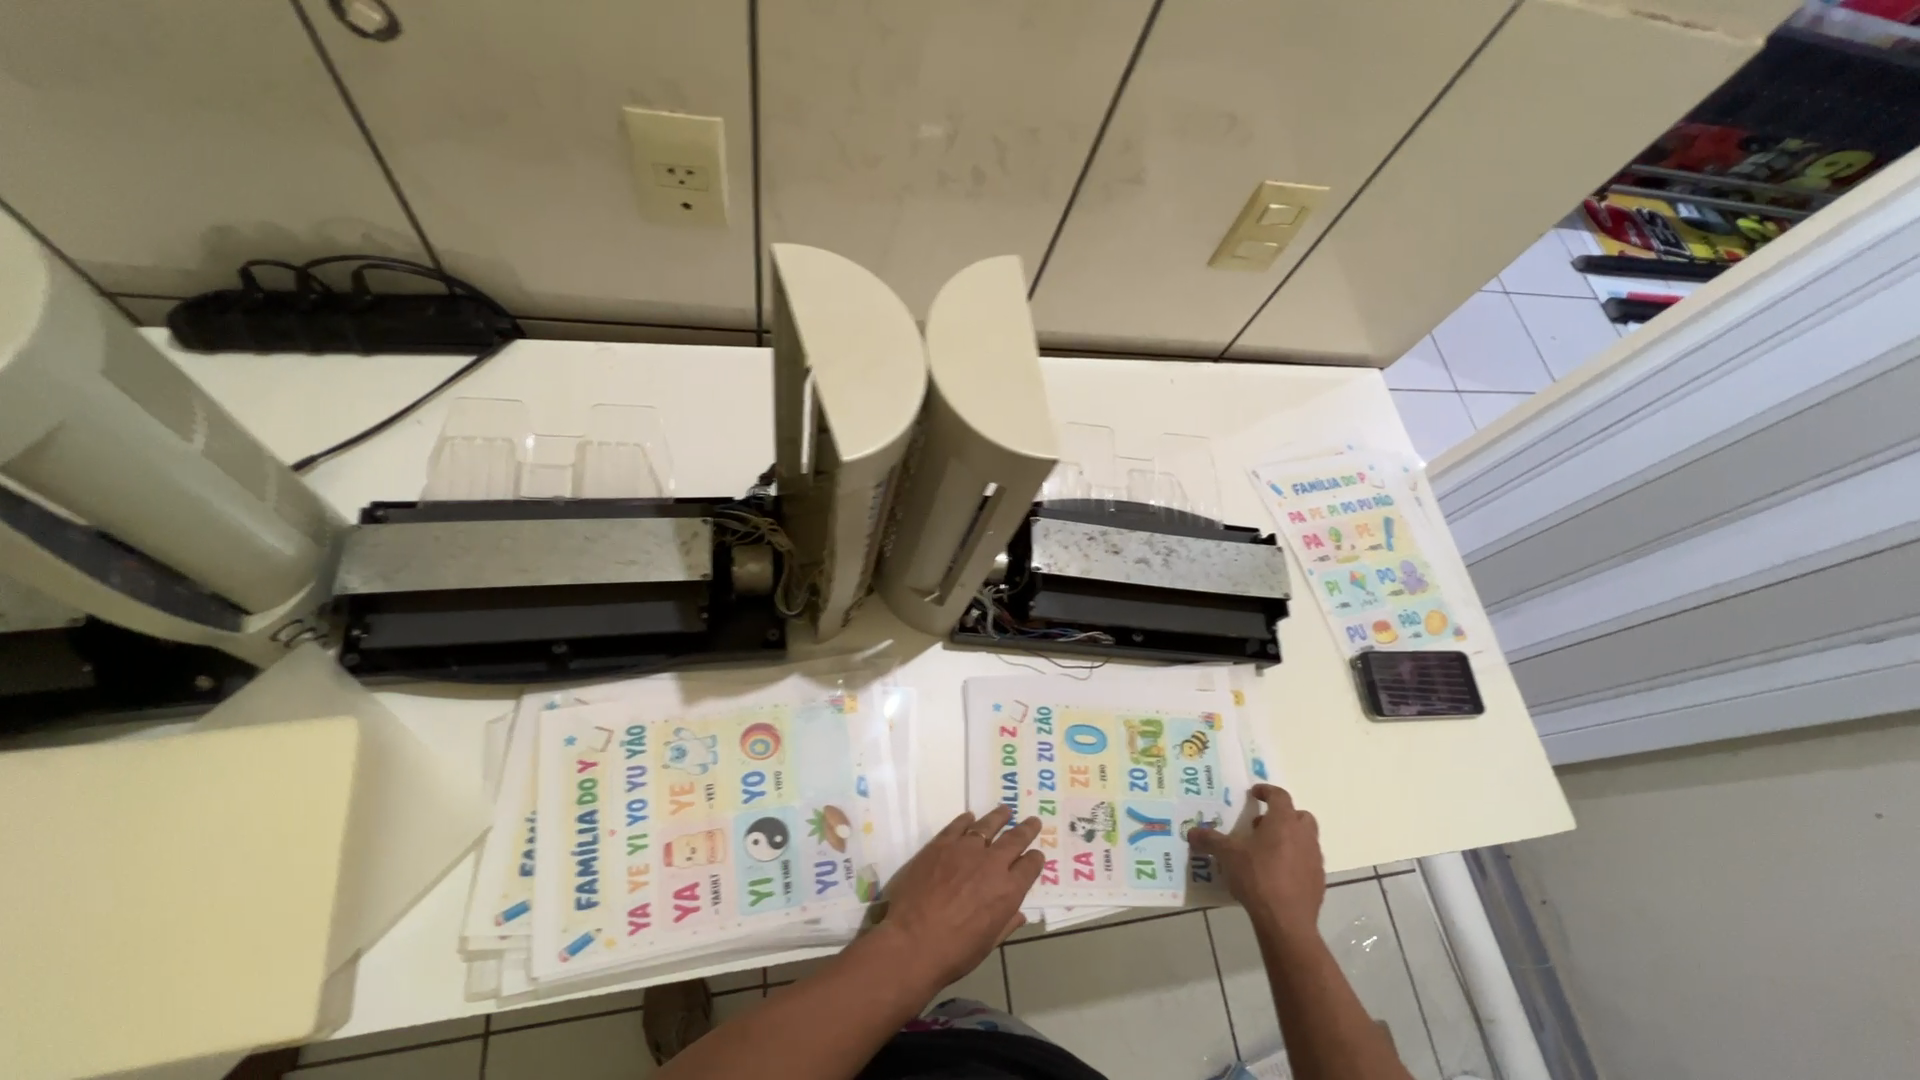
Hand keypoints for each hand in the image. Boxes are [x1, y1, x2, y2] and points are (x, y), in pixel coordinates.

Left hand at [878, 805, 1042, 987]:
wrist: (910, 942)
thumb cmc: (952, 952)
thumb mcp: (987, 945)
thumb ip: (1005, 925)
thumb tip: (1019, 915)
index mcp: (1008, 891)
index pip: (1030, 867)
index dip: (1035, 860)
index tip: (1036, 855)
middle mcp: (991, 864)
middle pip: (1015, 840)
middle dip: (1026, 830)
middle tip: (1033, 821)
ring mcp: (965, 850)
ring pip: (987, 826)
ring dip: (999, 817)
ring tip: (1005, 810)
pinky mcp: (940, 844)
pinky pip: (958, 826)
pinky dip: (966, 820)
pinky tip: (969, 818)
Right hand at [1189, 784, 1324, 936]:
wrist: (1286, 921)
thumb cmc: (1257, 878)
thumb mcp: (1228, 856)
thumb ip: (1210, 840)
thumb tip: (1192, 832)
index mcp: (1284, 822)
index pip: (1280, 796)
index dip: (1267, 791)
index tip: (1254, 793)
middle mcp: (1304, 835)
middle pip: (1299, 815)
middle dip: (1283, 815)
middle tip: (1262, 825)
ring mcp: (1314, 858)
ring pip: (1306, 838)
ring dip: (1290, 838)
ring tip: (1267, 851)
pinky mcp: (1318, 880)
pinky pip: (1307, 861)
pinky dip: (1295, 860)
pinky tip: (1278, 874)